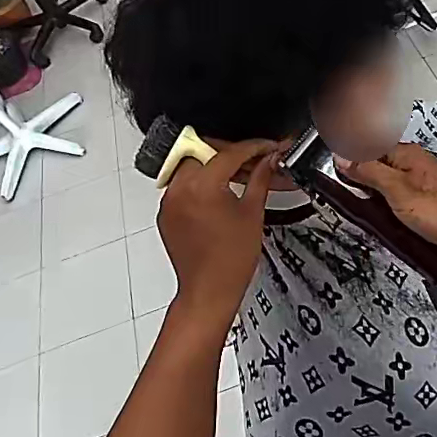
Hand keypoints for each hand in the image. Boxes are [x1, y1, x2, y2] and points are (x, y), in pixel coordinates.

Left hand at [159, 139, 278, 320]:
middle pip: (205, 151)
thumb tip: (270, 161)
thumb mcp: (253, 212)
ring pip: (192, 166)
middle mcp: (179, 189)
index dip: (254, 147)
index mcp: (202, 187)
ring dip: (217, 165)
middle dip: (232, 152)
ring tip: (242, 175)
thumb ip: (261, 178)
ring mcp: (169, 201)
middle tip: (256, 158)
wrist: (210, 289)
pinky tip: (224, 191)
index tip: (268, 147)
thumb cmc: (230, 260)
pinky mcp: (166, 212)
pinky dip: (203, 182)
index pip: (229, 153)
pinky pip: (184, 185)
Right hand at [335, 143, 436, 260]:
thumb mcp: (398, 193)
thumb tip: (343, 158)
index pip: (367, 145)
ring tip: (369, 211)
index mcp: (408, 154)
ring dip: (376, 198)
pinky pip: (401, 200)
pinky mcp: (430, 203)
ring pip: (388, 185)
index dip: (347, 157)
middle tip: (347, 195)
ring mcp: (424, 184)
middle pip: (376, 165)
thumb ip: (369, 173)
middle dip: (360, 179)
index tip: (330, 169)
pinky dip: (391, 209)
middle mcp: (417, 165)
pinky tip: (389, 221)